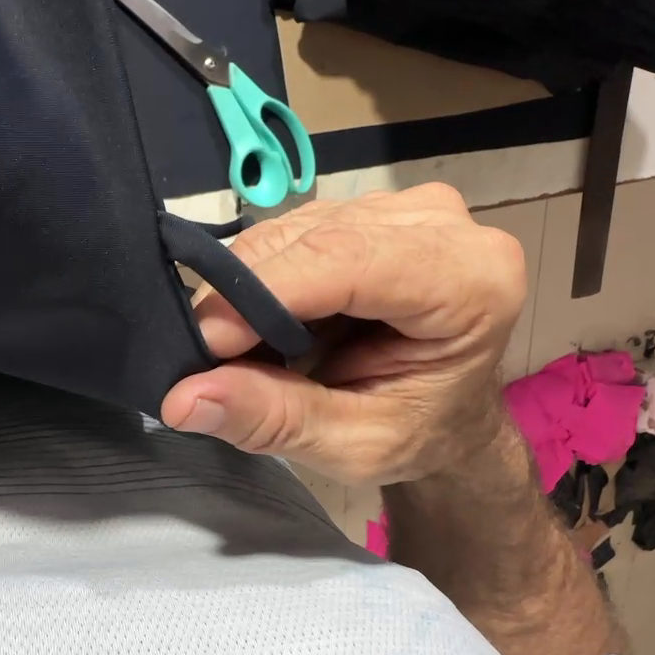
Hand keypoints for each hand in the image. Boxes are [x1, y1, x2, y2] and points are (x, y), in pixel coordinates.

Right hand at [160, 185, 528, 485]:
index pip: (345, 260)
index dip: (261, 295)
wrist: (448, 417)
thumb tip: (183, 398)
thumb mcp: (352, 447)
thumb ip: (274, 420)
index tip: (201, 346)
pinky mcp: (371, 208)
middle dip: (243, 296)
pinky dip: (260, 277)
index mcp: (470, 283)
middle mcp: (445, 226)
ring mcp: (406, 207)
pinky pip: (290, 230)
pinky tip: (264, 320)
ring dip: (247, 288)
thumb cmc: (418, 435)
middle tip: (208, 359)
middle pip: (312, 239)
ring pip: (291, 230)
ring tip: (244, 348)